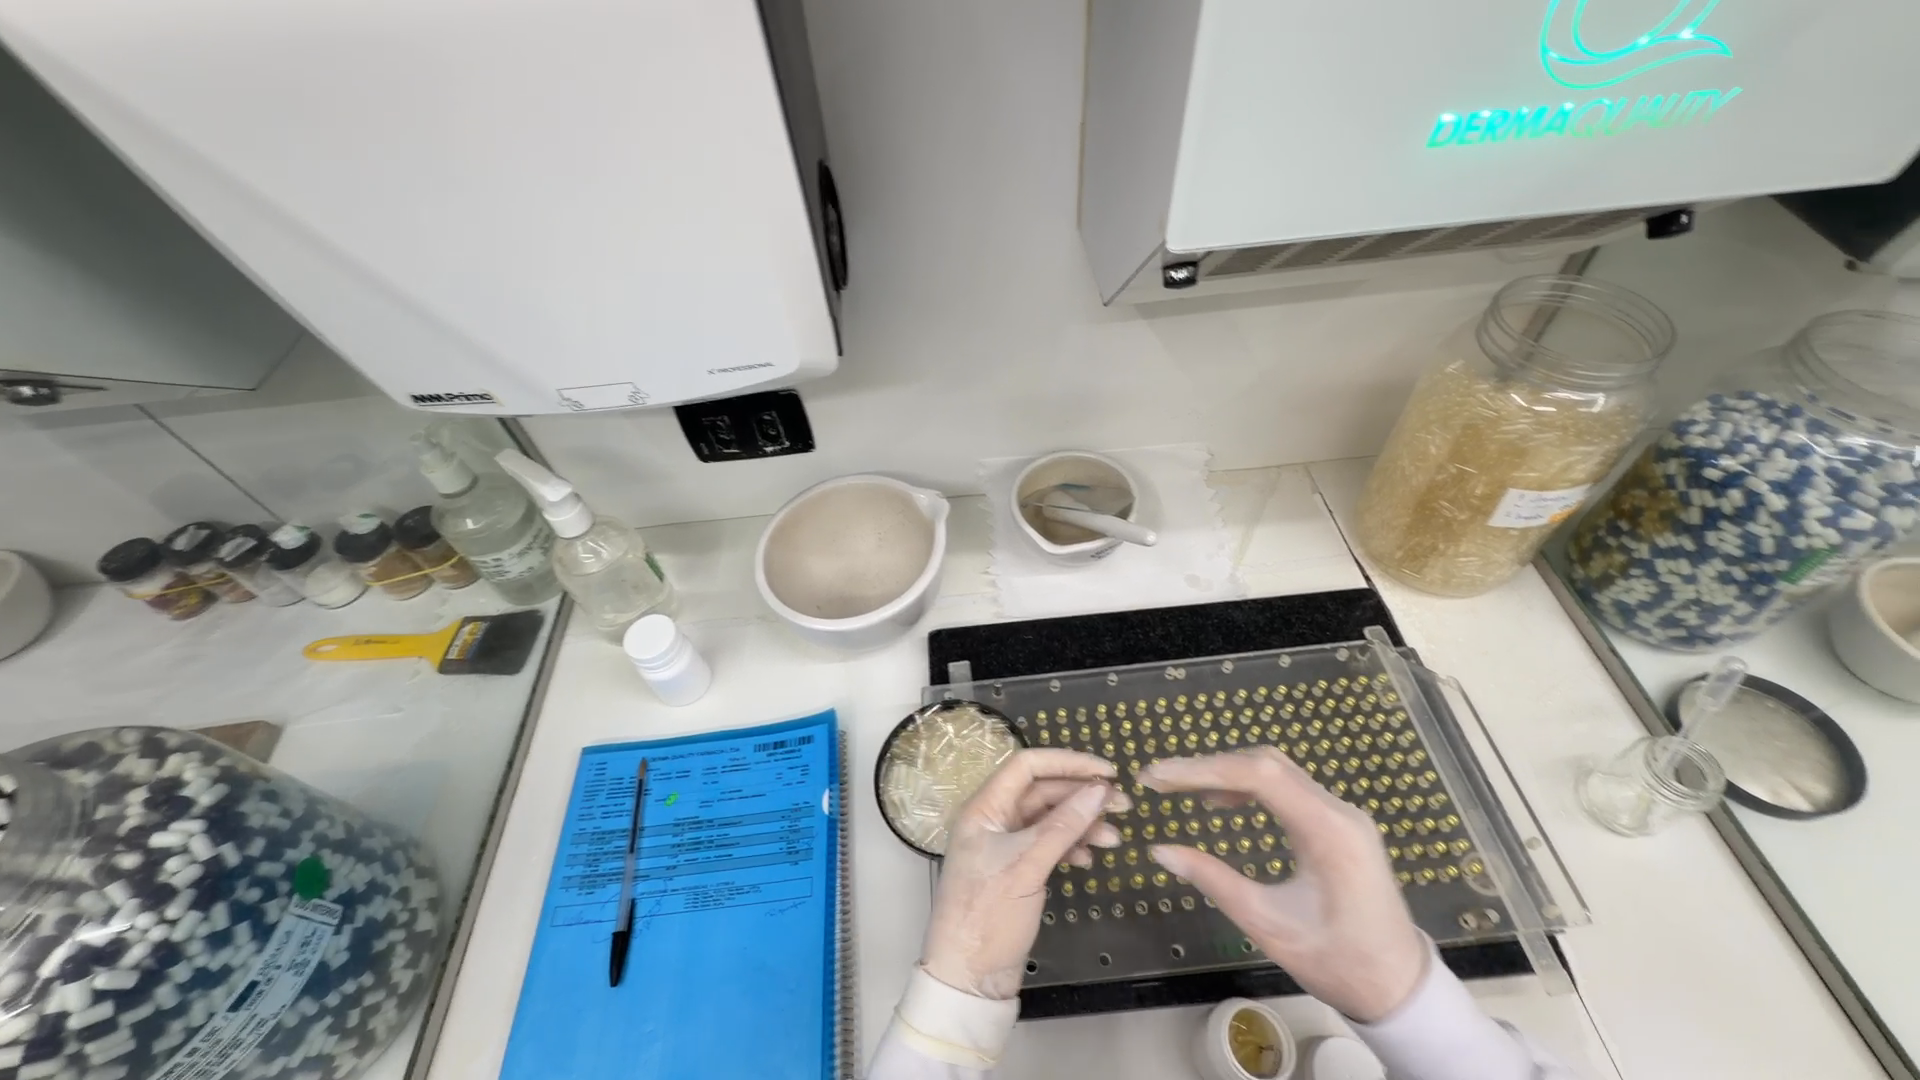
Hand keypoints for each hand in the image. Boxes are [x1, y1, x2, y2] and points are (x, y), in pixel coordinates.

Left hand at [922, 749, 1128, 999]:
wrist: (968, 978)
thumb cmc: (987, 915)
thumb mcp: (1026, 865)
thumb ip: (1064, 825)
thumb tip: (1100, 790)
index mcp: (984, 808)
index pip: (1028, 766)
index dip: (1068, 763)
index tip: (1107, 771)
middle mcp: (993, 819)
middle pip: (1042, 792)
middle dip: (1082, 796)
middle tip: (1123, 805)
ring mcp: (1005, 845)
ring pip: (1049, 819)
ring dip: (1082, 824)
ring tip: (1115, 839)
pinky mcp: (1016, 870)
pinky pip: (1048, 844)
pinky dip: (1071, 847)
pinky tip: (1089, 858)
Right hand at [1141, 748, 1427, 1021]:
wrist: (1399, 987)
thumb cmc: (1337, 961)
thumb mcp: (1268, 924)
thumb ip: (1213, 881)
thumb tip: (1160, 851)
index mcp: (1327, 830)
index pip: (1258, 775)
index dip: (1201, 768)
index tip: (1157, 777)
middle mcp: (1338, 810)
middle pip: (1265, 763)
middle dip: (1207, 766)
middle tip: (1160, 780)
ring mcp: (1341, 813)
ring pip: (1275, 770)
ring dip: (1226, 772)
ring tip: (1181, 788)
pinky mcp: (1337, 823)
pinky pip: (1287, 787)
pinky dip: (1248, 786)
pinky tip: (1221, 802)